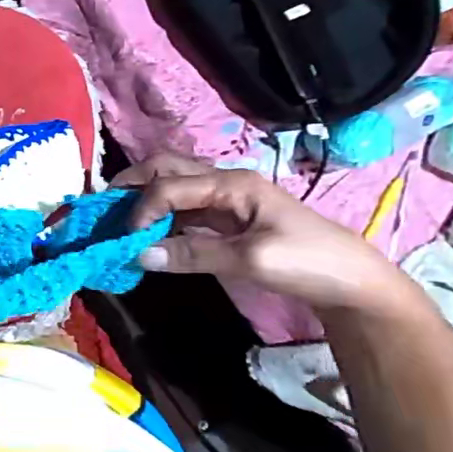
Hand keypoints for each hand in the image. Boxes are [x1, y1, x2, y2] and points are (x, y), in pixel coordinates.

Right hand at [115, 153, 421, 316]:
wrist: (351, 283)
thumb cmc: (309, 263)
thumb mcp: (252, 260)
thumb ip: (195, 254)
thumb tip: (139, 254)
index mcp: (232, 182)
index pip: (170, 184)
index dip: (141, 207)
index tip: (124, 237)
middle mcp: (224, 182)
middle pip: (166, 168)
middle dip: (130, 183)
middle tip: (101, 207)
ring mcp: (225, 201)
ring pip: (172, 186)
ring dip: (141, 198)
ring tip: (114, 219)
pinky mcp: (226, 220)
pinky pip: (182, 211)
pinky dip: (158, 219)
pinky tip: (144, 236)